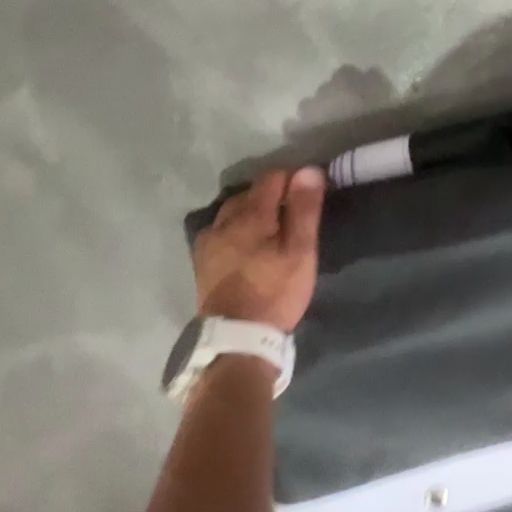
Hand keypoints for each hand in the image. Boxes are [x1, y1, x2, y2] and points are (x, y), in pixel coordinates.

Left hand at [192, 166, 325, 331]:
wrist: (237, 340)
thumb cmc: (276, 292)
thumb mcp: (300, 251)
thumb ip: (304, 208)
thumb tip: (309, 170)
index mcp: (249, 215)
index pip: (272, 176)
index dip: (294, 179)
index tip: (310, 195)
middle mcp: (222, 220)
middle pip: (251, 192)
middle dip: (274, 196)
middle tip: (295, 217)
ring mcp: (207, 240)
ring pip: (233, 210)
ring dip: (254, 212)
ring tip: (273, 232)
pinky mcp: (201, 260)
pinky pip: (221, 229)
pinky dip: (237, 229)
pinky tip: (248, 247)